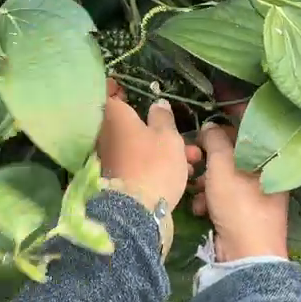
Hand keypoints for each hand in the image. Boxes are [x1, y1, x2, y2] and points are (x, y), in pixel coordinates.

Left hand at [95, 80, 188, 213]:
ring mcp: (112, 158)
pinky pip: (141, 164)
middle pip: (132, 123)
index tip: (131, 87)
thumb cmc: (153, 164)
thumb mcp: (167, 135)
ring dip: (166, 149)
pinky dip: (159, 166)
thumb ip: (163, 117)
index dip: (119, 87)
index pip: (110, 93)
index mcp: (114, 116)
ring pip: (141, 146)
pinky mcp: (120, 180)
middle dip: (159, 127)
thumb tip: (157, 104)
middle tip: (181, 131)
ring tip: (193, 157)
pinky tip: (184, 174)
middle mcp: (107, 135)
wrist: (137, 214)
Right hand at [188, 118, 289, 261]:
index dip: (233, 110)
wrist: (247, 255)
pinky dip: (209, 198)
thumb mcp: (222, 165)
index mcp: (268, 157)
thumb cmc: (239, 203)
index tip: (215, 100)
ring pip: (224, 172)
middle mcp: (264, 172)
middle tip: (193, 155)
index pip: (252, 123)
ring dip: (205, 178)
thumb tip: (210, 126)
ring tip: (194, 187)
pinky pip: (223, 194)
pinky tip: (200, 207)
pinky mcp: (243, 211)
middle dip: (210, 153)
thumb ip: (214, 140)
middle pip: (233, 150)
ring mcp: (255, 192)